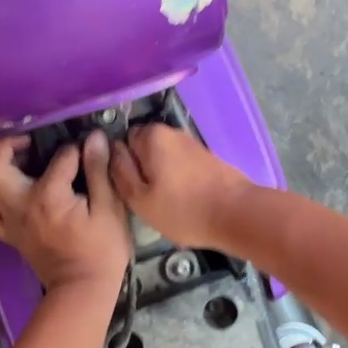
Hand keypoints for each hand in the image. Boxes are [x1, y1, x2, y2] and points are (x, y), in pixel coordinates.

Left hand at [0, 130, 130, 290]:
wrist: (82, 291)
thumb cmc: (102, 252)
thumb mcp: (109, 209)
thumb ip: (99, 171)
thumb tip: (94, 138)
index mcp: (47, 195)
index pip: (60, 157)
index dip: (78, 150)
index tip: (91, 152)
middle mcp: (20, 204)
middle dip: (10, 145)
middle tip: (32, 141)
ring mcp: (10, 221)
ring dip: (6, 168)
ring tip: (29, 163)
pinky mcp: (10, 235)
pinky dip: (2, 198)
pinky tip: (20, 194)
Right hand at [110, 124, 254, 251]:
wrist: (238, 215)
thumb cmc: (183, 210)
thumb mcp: (139, 199)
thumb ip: (119, 172)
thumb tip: (110, 151)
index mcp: (151, 136)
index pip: (122, 142)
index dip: (121, 164)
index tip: (128, 187)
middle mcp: (171, 132)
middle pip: (143, 149)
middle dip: (142, 169)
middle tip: (146, 198)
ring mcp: (191, 143)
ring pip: (162, 158)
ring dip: (160, 176)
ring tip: (166, 203)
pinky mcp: (207, 157)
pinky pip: (180, 165)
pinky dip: (178, 179)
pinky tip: (183, 200)